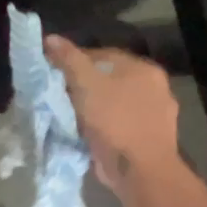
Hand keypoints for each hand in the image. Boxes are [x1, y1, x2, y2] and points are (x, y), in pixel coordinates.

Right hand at [45, 36, 180, 191]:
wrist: (139, 168)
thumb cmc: (113, 119)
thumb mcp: (84, 83)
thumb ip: (68, 59)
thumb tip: (51, 38)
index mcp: (144, 70)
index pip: (102, 55)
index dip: (74, 61)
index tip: (53, 72)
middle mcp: (155, 88)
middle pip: (109, 78)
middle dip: (84, 84)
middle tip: (59, 93)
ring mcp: (155, 114)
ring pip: (113, 101)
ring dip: (93, 105)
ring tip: (69, 113)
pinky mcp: (148, 137)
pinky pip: (118, 122)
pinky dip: (103, 123)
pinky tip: (86, 130)